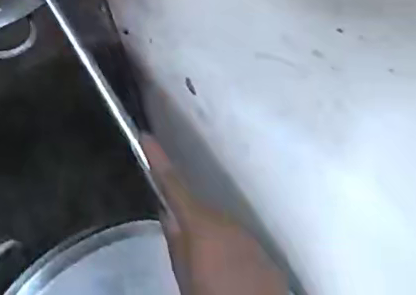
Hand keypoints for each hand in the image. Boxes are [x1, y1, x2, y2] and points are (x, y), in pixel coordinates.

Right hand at [143, 136, 291, 294]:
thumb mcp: (184, 279)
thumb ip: (175, 243)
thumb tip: (167, 214)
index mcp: (201, 223)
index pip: (174, 183)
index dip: (158, 159)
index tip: (147, 136)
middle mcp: (227, 221)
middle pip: (200, 210)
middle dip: (189, 219)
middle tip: (182, 242)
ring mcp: (250, 238)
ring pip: (222, 228)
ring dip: (212, 238)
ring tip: (208, 267)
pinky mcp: (268, 258)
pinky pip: (241, 246)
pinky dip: (232, 254)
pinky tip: (231, 275)